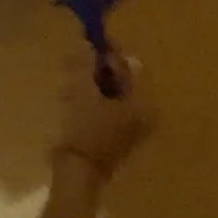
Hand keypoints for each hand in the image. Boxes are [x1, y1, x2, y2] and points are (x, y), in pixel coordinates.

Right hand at [54, 53, 154, 181]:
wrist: (77, 173)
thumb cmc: (84, 130)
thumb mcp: (81, 92)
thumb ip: (85, 66)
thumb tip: (87, 45)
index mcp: (144, 101)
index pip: (131, 65)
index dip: (109, 52)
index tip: (87, 44)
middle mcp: (146, 113)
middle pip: (124, 80)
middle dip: (99, 69)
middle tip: (75, 64)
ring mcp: (134, 127)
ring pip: (114, 93)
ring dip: (94, 84)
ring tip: (71, 83)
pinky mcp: (118, 136)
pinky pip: (108, 107)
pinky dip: (94, 100)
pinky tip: (74, 101)